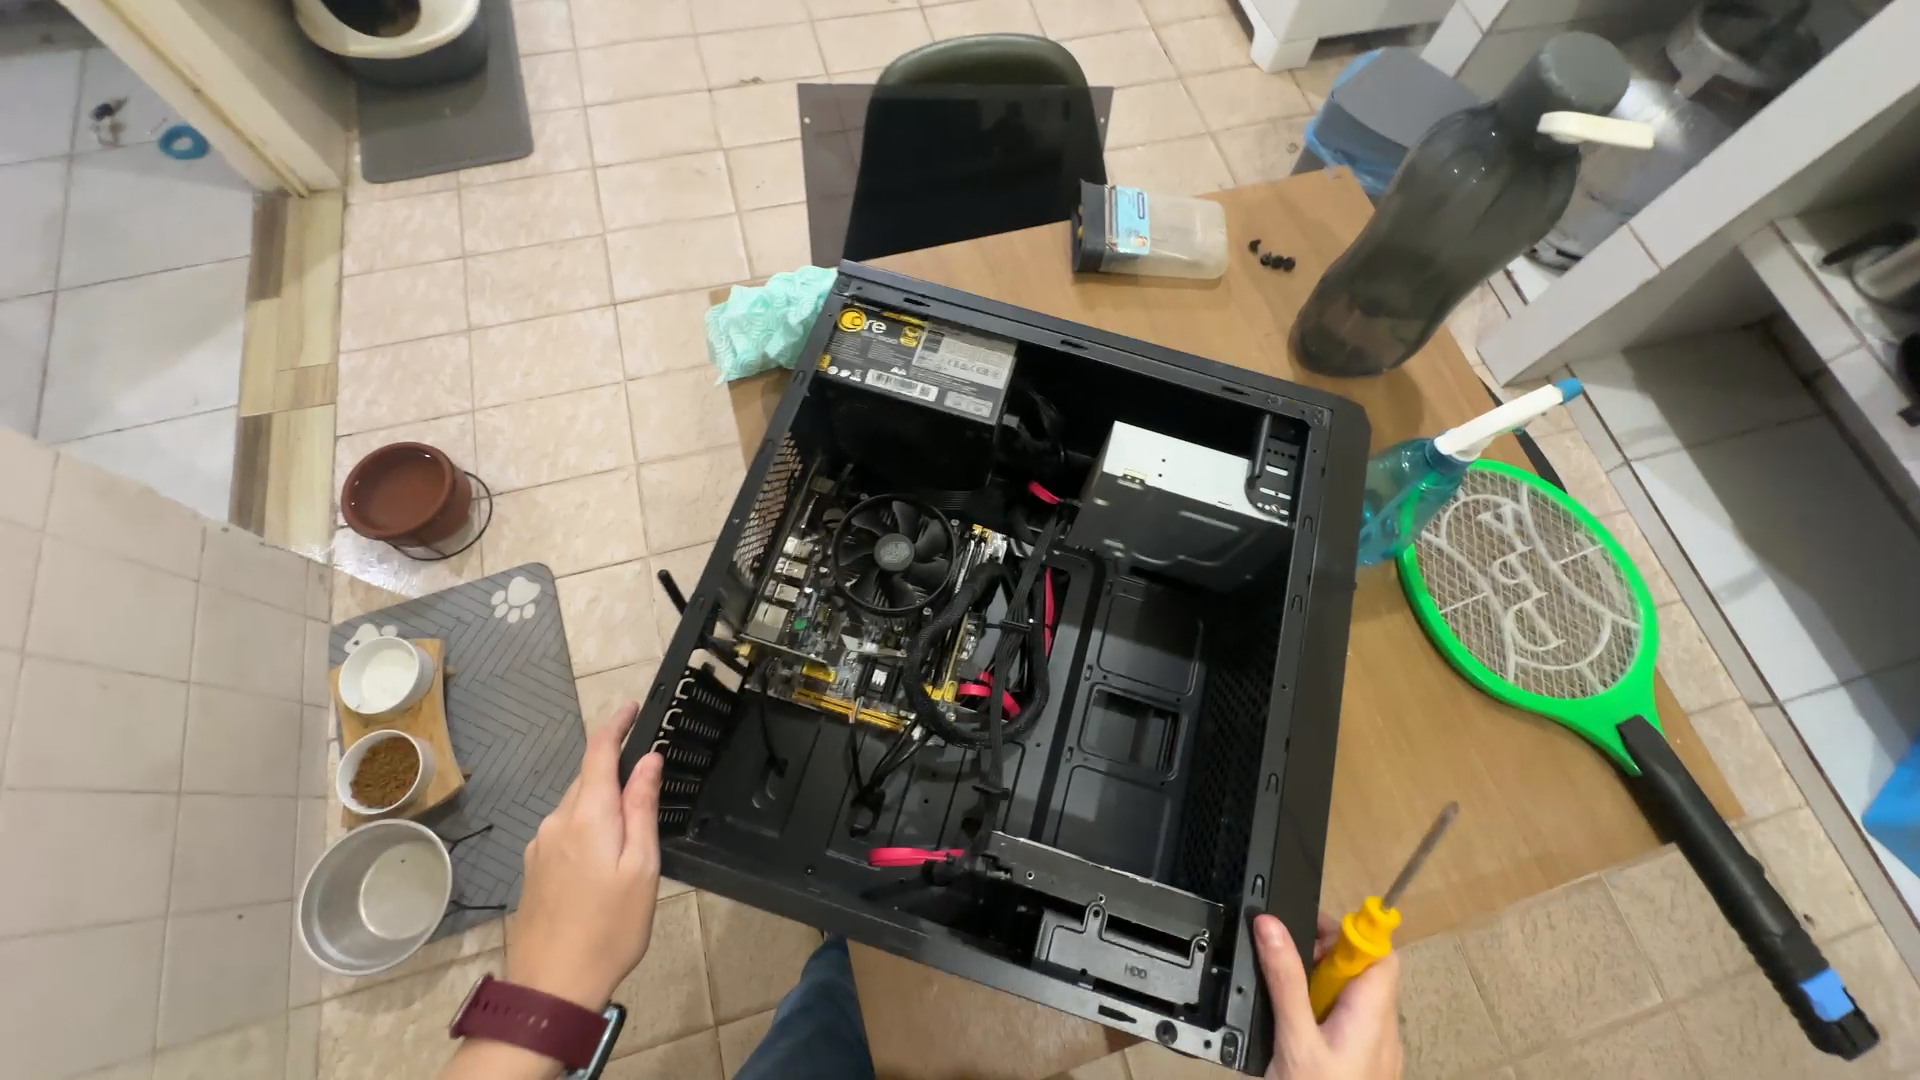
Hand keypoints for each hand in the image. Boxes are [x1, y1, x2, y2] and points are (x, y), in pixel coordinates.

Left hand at [507, 703, 664, 1010]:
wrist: (552, 987)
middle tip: (649, 776)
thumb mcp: (642, 865)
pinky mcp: (533, 867)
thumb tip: (648, 759)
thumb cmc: (611, 925)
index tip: (634, 706)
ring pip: (576, 803)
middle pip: (587, 776)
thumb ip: (642, 807)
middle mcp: (557, 820)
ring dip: (602, 798)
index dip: (616, 723)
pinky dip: (588, 822)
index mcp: (588, 815)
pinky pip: (565, 827)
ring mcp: (540, 844)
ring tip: (631, 824)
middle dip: (615, 766)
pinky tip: (604, 851)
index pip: (598, 751)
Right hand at [1255, 913, 1403, 1079]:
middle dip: (1323, 957)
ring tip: (1284, 998)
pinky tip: (1294, 1025)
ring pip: (1354, 997)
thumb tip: (1270, 922)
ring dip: (1319, 984)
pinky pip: (1348, 1021)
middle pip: (1364, 972)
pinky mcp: (1362, 1066)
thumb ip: (1284, 978)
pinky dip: (1321, 1009)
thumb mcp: (1293, 1038)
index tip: (1309, 927)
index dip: (1349, 933)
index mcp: (1374, 1018)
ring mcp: (1376, 1052)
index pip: (1381, 955)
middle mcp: (1384, 1031)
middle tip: (1283, 960)